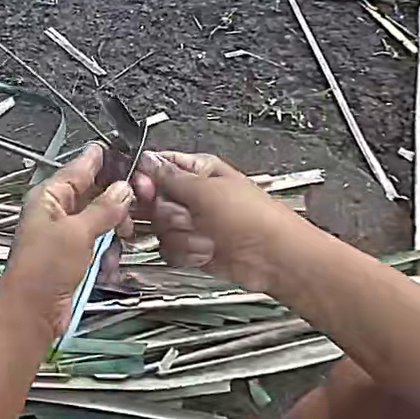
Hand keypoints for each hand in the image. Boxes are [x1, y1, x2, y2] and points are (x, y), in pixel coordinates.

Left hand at [0, 143, 134, 335]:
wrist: (33, 313)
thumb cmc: (43, 269)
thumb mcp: (78, 232)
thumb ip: (104, 209)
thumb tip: (123, 188)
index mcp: (49, 197)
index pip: (78, 168)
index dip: (100, 160)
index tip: (120, 151)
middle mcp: (56, 212)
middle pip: (94, 196)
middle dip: (114, 205)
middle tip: (130, 209)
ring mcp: (65, 235)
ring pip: (100, 223)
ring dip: (112, 236)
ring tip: (117, 245)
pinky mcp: (73, 257)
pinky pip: (99, 247)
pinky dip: (106, 256)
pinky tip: (106, 267)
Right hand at [130, 151, 313, 292]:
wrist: (273, 259)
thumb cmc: (253, 218)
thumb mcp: (206, 190)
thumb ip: (169, 176)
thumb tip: (146, 159)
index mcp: (199, 171)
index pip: (158, 168)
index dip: (147, 180)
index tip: (147, 190)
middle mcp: (193, 196)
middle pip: (154, 200)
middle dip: (169, 213)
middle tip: (187, 215)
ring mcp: (192, 223)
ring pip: (160, 227)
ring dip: (182, 235)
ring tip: (205, 235)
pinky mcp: (192, 247)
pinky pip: (169, 249)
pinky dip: (187, 252)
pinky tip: (206, 250)